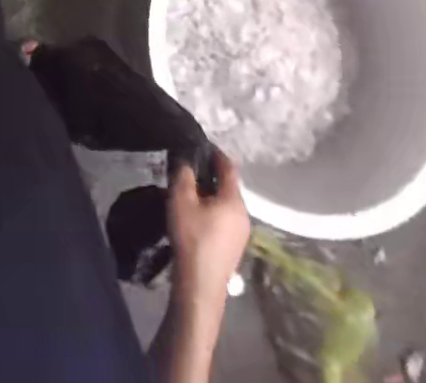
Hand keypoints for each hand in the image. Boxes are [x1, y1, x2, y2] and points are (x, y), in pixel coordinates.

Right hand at [167, 152, 250, 310]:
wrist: (200, 282)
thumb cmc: (192, 236)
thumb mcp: (181, 199)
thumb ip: (184, 174)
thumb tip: (186, 160)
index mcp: (234, 201)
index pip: (229, 169)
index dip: (216, 154)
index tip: (201, 144)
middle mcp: (244, 215)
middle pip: (228, 187)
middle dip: (210, 175)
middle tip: (189, 167)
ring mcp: (241, 233)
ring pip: (226, 204)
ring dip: (210, 193)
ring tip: (189, 189)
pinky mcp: (234, 246)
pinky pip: (224, 218)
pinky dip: (212, 209)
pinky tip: (196, 213)